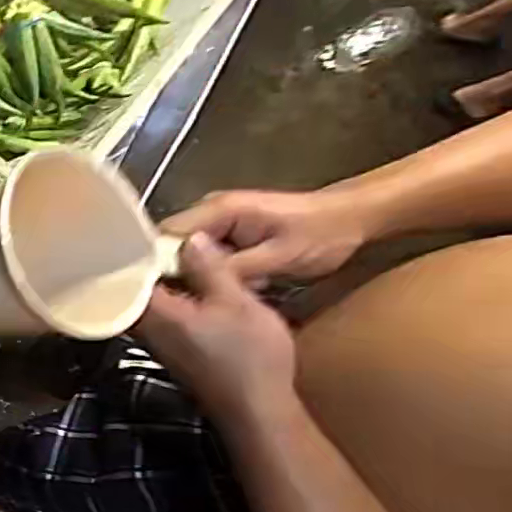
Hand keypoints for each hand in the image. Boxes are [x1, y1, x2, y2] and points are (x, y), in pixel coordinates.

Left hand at [137, 233, 296, 418]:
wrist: (257, 408)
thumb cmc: (246, 354)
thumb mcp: (235, 301)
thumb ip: (209, 268)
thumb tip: (188, 238)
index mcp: (153, 313)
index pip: (127, 276)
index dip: (135, 253)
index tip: (146, 232)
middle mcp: (145, 328)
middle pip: (137, 289)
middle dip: (150, 265)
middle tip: (167, 239)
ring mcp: (157, 341)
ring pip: (152, 302)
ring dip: (167, 282)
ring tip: (184, 256)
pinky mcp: (173, 350)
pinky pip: (165, 315)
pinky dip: (176, 299)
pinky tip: (196, 287)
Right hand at [160, 188, 374, 283]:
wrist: (356, 217)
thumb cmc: (323, 235)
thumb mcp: (279, 258)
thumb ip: (231, 266)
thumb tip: (188, 277)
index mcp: (219, 211)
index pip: (165, 236)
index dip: (155, 264)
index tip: (158, 294)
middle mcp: (209, 210)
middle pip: (169, 245)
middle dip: (173, 274)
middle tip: (186, 301)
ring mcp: (217, 221)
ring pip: (183, 252)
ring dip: (192, 275)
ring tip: (207, 296)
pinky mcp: (225, 232)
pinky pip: (201, 254)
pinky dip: (206, 273)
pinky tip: (222, 288)